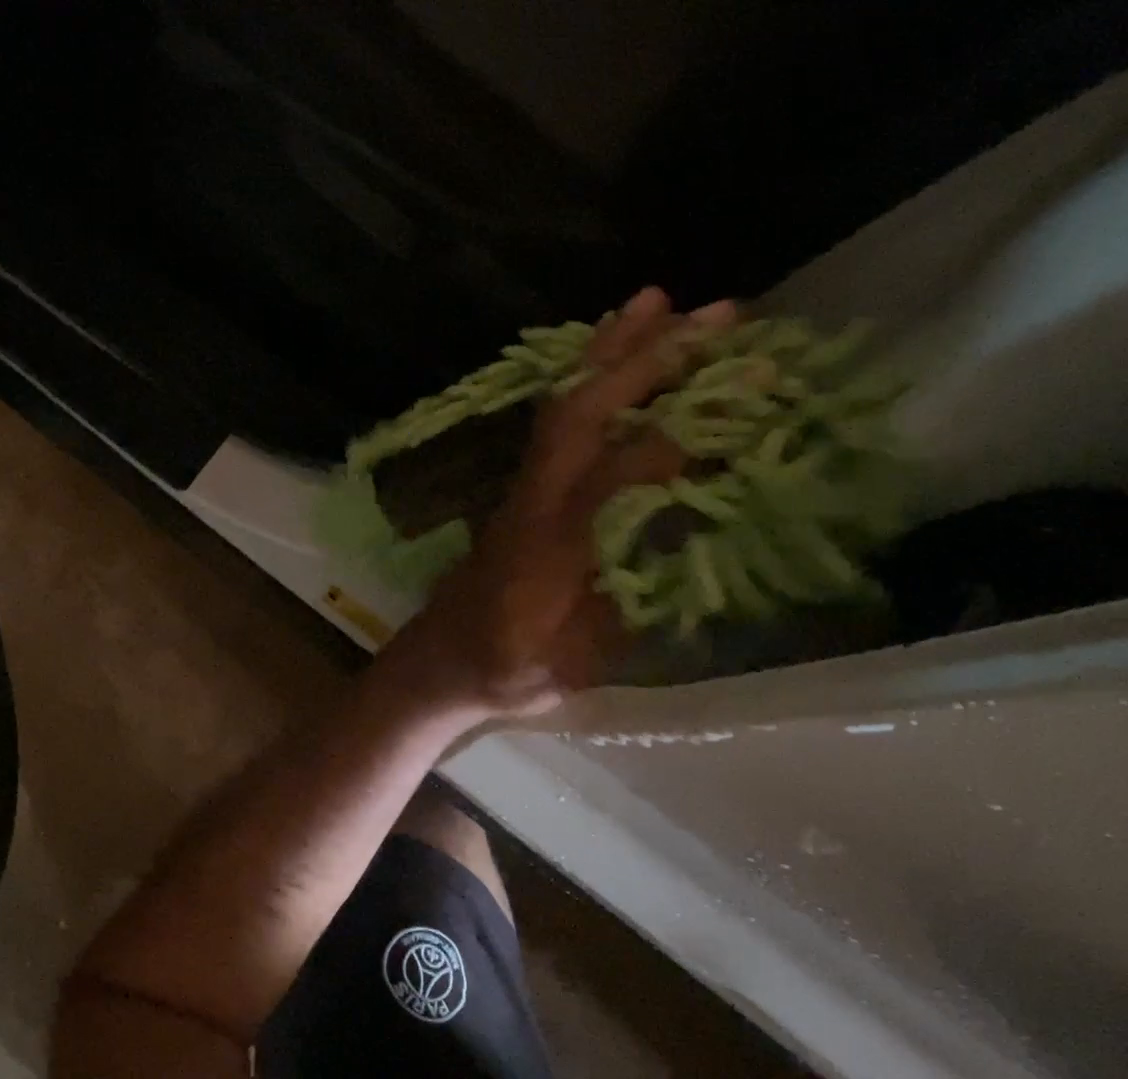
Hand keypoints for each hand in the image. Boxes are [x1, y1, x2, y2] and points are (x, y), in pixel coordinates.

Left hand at [374, 287, 735, 725]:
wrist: (439, 662)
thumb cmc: (508, 667)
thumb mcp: (572, 657)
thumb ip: (623, 607)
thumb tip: (684, 548)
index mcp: (550, 543)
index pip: (615, 471)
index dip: (680, 432)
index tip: (750, 390)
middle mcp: (534, 500)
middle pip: (583, 414)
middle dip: (646, 360)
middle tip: (717, 311)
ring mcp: (523, 489)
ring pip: (562, 407)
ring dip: (609, 352)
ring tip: (653, 300)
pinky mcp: (521, 491)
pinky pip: (555, 422)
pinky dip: (585, 381)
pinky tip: (607, 359)